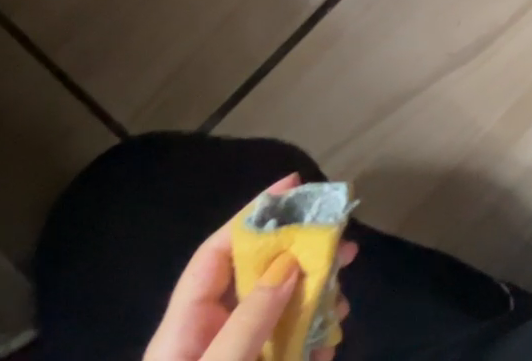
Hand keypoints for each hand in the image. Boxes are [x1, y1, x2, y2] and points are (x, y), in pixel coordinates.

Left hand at [144, 174, 357, 360]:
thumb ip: (249, 320)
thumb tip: (287, 264)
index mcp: (185, 329)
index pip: (217, 256)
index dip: (253, 216)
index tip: (295, 187)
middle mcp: (211, 338)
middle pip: (258, 277)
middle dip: (302, 256)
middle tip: (345, 243)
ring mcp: (240, 360)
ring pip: (283, 310)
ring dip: (317, 298)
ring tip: (343, 304)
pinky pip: (293, 346)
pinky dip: (316, 338)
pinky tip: (331, 343)